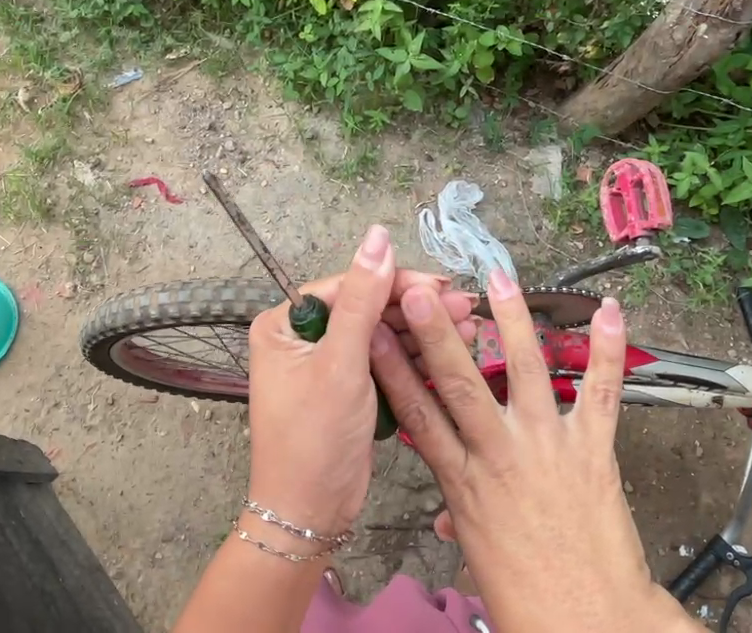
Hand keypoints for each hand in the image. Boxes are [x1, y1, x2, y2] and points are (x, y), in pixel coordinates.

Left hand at [244, 225, 476, 538]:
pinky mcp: (348, 386)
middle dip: (415, 306)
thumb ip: (363, 298)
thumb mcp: (341, 363)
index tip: (442, 284)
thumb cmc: (314, 438)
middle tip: (464, 304)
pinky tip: (450, 347)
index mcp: (284, 323)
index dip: (396, 281)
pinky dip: (414, 355)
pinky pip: (384, 359)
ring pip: (380, 332)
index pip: (347, 285)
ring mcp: (326, 362)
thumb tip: (378, 235)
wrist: (310, 515)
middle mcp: (301, 336)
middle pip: (366, 306)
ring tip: (467, 323)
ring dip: (421, 328)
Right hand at [369, 266, 695, 631]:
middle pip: (460, 384)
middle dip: (436, 334)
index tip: (373, 333)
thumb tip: (444, 512)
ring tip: (498, 278)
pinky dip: (608, 351)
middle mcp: (500, 456)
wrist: (592, 626)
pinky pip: (602, 393)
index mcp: (464, 483)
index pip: (418, 415)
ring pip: (527, 371)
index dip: (393, 371)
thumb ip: (459, 515)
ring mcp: (548, 446)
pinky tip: (610, 313)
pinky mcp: (593, 450)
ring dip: (512, 320)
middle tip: (418, 293)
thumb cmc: (528, 598)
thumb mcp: (477, 553)